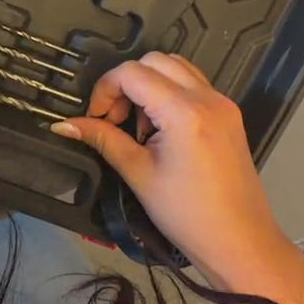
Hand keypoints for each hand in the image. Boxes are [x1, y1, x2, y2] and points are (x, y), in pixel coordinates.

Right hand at [50, 53, 288, 274]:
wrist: (240, 242)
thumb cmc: (186, 213)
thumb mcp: (138, 173)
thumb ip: (102, 139)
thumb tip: (62, 125)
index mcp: (184, 111)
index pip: (132, 73)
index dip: (104, 89)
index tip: (95, 120)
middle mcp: (207, 97)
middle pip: (154, 60)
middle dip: (125, 82)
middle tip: (114, 119)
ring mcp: (222, 103)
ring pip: (175, 67)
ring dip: (147, 84)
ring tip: (137, 124)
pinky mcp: (228, 114)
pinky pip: (192, 84)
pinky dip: (168, 92)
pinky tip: (160, 128)